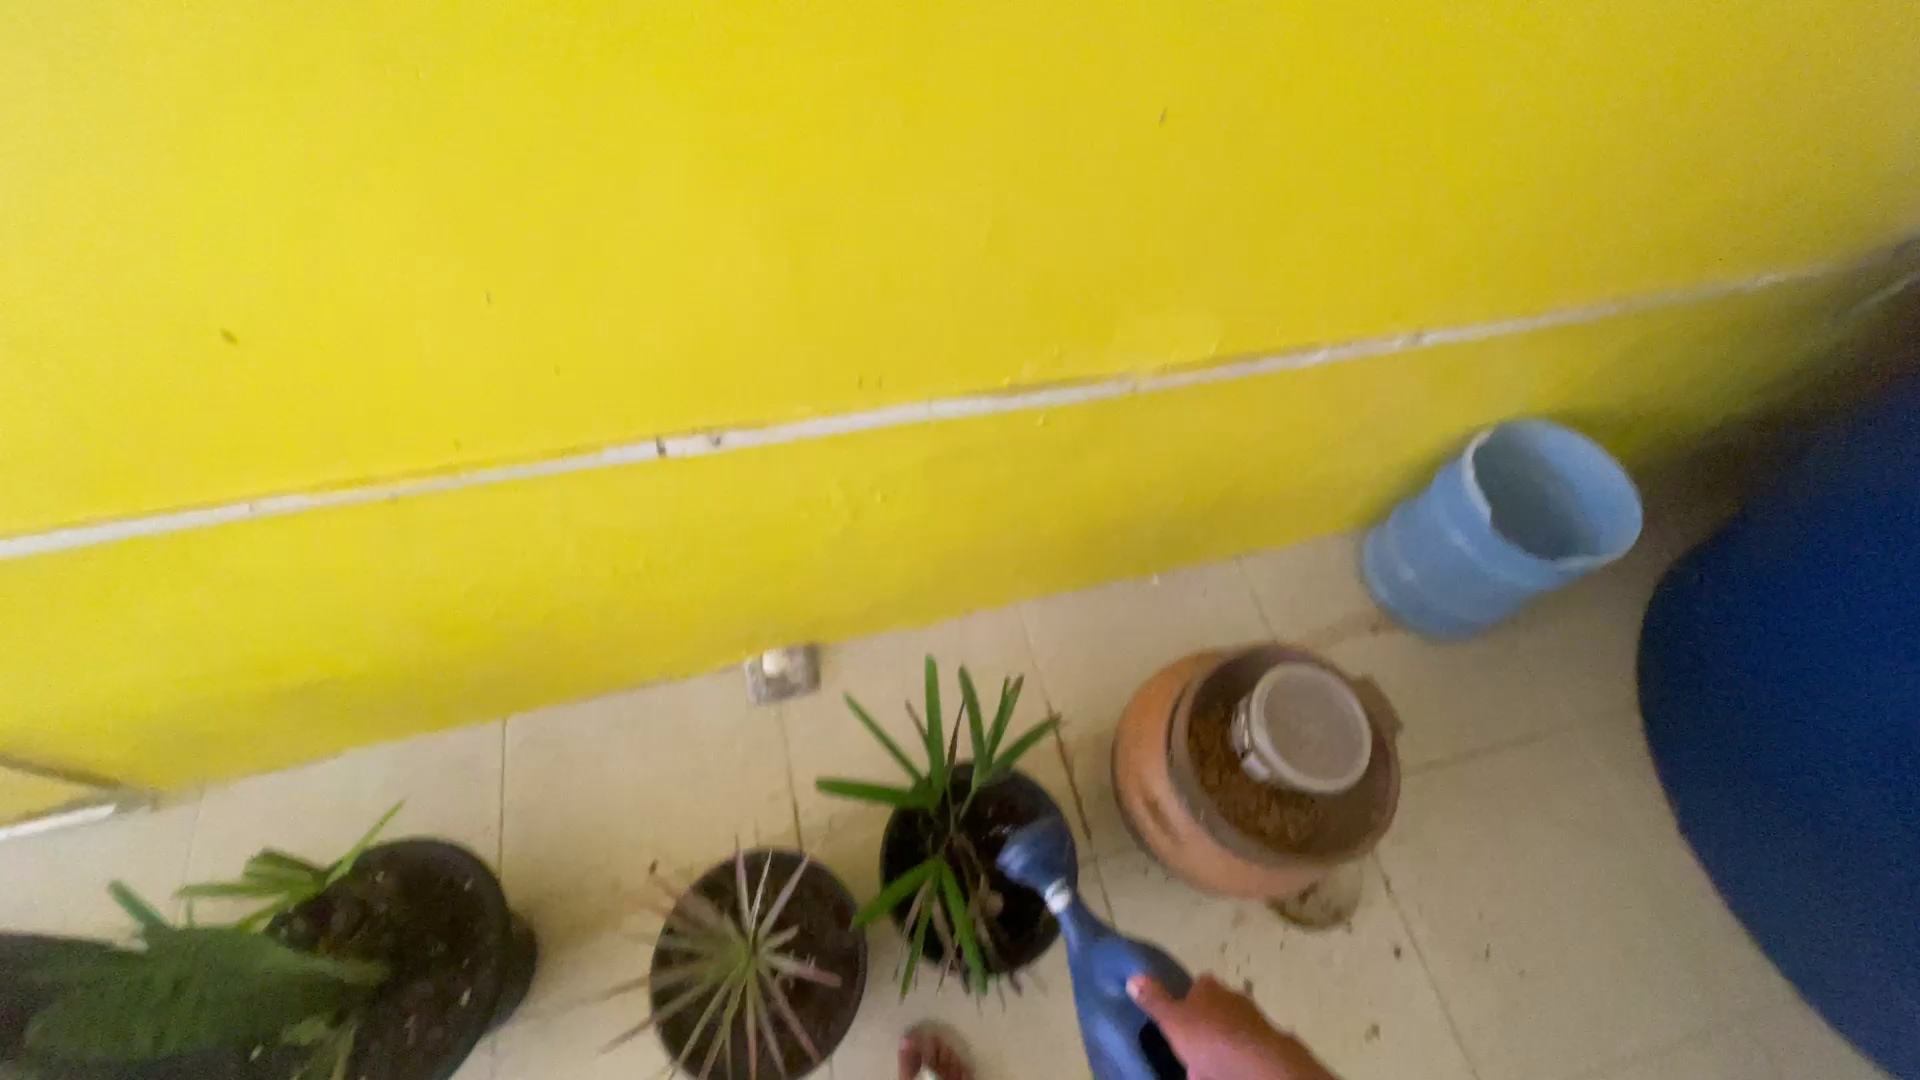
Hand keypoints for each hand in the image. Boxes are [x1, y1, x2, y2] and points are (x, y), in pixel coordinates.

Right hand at [1127, 974, 1339, 1079]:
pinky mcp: (1275, 1050)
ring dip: (1228, 1049)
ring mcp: (1257, 1023)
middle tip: (1197, 1054)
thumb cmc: (1211, 1040)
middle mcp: (1235, 998)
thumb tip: (1133, 977)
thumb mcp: (1173, 1022)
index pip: (1199, 985)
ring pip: (1237, 1033)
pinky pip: (1253, 1055)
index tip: (1182, 1022)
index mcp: (1210, 988)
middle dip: (1210, 1027)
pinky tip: (1235, 1074)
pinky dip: (1244, 1065)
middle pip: (1219, 1009)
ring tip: (1215, 1070)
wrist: (1261, 1070)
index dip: (1190, 1001)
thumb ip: (1155, 1001)